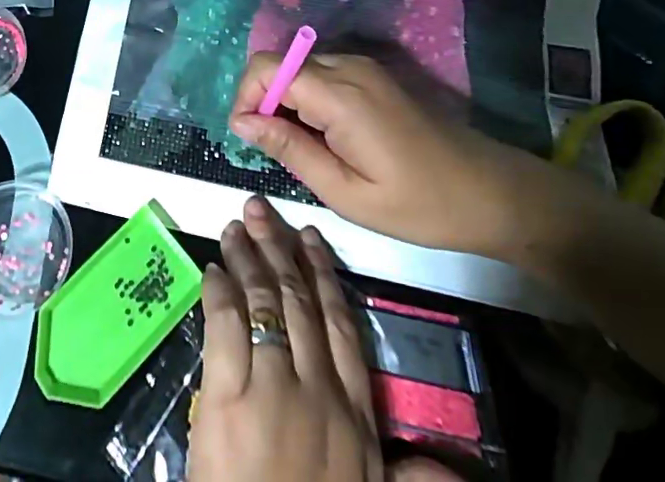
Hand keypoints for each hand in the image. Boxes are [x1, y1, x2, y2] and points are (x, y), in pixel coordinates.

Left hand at [190, 196, 383, 481]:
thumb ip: (407, 472)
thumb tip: (452, 468)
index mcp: (354, 411)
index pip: (340, 325)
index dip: (325, 276)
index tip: (311, 238)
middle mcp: (318, 388)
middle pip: (298, 302)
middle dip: (278, 250)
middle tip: (260, 210)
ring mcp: (273, 386)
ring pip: (264, 304)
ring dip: (247, 259)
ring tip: (235, 226)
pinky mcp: (228, 394)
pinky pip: (226, 326)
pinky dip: (219, 292)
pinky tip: (213, 269)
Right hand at [228, 53, 589, 262]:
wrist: (494, 194)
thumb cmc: (420, 204)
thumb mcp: (345, 192)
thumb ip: (290, 149)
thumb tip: (242, 121)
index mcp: (339, 95)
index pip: (266, 68)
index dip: (244, 97)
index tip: (248, 137)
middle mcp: (348, 67)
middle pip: (278, 62)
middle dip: (260, 99)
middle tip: (272, 147)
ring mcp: (364, 67)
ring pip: (297, 67)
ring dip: (283, 100)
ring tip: (298, 146)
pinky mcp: (373, 76)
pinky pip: (320, 74)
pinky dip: (305, 98)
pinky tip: (323, 136)